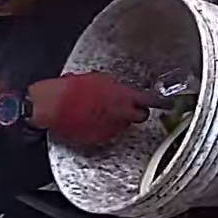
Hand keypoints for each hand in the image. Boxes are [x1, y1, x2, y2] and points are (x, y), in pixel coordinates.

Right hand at [28, 73, 163, 145]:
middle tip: (131, 108)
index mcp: (123, 95)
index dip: (161, 102)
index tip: (168, 103)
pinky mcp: (99, 138)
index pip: (151, 100)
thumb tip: (119, 88)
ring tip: (105, 113)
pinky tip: (94, 121)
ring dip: (120, 119)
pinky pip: (109, 133)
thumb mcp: (98, 78)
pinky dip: (106, 128)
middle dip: (138, 112)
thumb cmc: (70, 89)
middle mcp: (121, 113)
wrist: (49, 106)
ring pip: (125, 125)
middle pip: (142, 116)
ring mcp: (111, 127)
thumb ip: (116, 85)